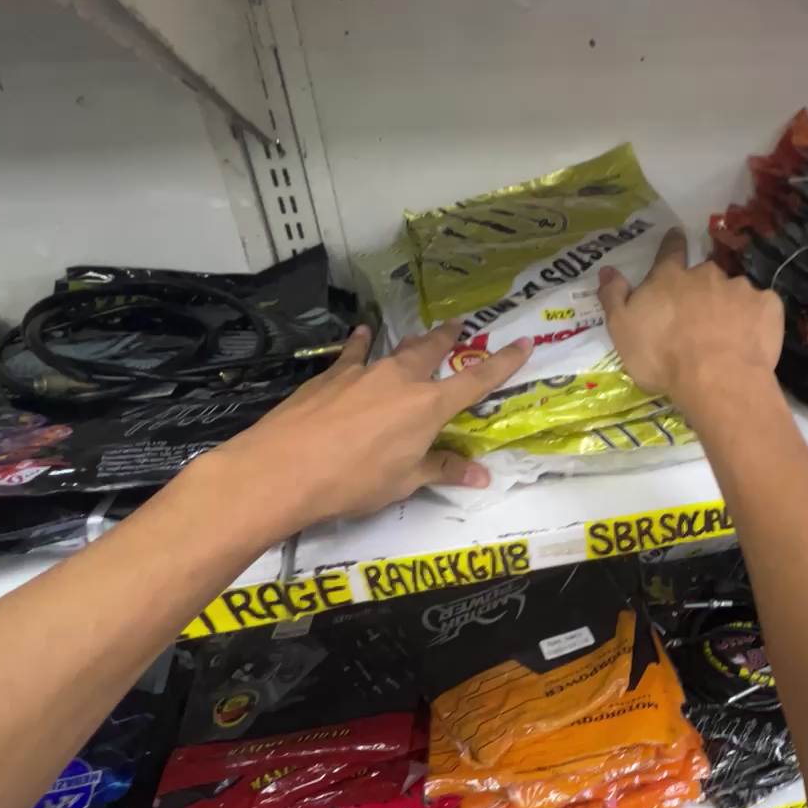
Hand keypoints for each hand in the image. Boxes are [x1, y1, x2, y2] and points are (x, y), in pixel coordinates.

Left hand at [190, 324, 531, 544]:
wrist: (283, 468)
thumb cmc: (354, 481)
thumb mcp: (404, 481)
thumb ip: (442, 470)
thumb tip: (481, 476)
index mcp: (428, 406)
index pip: (477, 380)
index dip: (505, 362)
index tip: (524, 342)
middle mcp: (401, 380)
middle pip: (434, 351)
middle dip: (451, 338)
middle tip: (461, 326)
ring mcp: (364, 373)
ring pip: (397, 349)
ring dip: (414, 342)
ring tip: (423, 334)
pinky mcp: (332, 376)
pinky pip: (354, 353)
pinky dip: (362, 343)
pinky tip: (363, 334)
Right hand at [598, 227, 783, 417]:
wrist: (716, 379)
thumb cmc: (662, 358)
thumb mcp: (622, 331)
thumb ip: (614, 297)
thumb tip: (607, 269)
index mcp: (669, 278)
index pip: (670, 251)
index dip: (672, 244)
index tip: (677, 236)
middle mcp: (706, 275)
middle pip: (704, 275)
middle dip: (702, 290)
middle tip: (699, 319)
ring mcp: (740, 288)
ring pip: (733, 292)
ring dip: (729, 307)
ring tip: (726, 337)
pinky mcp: (767, 306)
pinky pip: (761, 308)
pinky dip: (755, 320)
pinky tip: (750, 340)